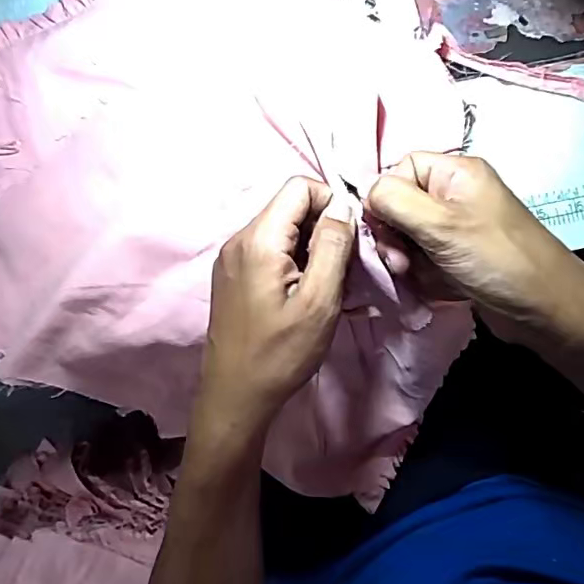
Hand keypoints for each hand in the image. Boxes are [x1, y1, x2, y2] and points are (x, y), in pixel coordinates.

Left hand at [196, 177, 356, 453]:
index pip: (299, 186)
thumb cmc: (281, 353)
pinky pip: (272, 248)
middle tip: (345, 266)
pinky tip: (308, 291)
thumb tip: (343, 205)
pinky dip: (297, 259)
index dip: (332, 202)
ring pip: (284, 227)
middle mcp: (239, 239)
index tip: (351, 238)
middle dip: (325, 226)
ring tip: (329, 283)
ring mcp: (233, 257)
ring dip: (313, 245)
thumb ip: (333, 245)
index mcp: (258, 240)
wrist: (235, 397)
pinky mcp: (234, 274)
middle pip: (291, 205)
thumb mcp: (319, 300)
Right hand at [365, 153, 583, 345]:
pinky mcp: (459, 259)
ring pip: (408, 238)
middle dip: (395, 236)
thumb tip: (367, 193)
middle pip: (399, 206)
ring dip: (408, 261)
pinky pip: (424, 261)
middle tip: (402, 261)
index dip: (386, 198)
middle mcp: (455, 195)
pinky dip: (424, 276)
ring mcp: (458, 229)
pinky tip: (439, 288)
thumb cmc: (496, 259)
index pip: (400, 169)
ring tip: (422, 277)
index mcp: (456, 172)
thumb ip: (395, 201)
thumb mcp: (441, 224)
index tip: (385, 228)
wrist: (546, 310)